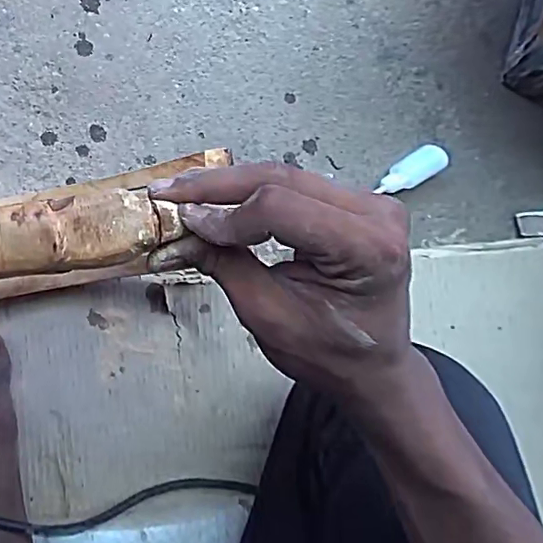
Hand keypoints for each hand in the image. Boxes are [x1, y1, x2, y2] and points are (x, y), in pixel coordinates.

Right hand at [151, 163, 412, 398]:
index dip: (225, 215)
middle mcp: (375, 214)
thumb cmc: (331, 354)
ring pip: (280, 175)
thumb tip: (183, 230)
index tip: (185, 224)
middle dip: (215, 185)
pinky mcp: (351, 201)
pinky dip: (248, 189)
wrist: (370, 367)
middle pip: (279, 179)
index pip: (280, 207)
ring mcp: (367, 203)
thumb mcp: (268, 314)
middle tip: (168, 191)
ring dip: (227, 183)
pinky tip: (215, 193)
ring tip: (183, 190)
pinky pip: (290, 184)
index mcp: (367, 247)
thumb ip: (225, 264)